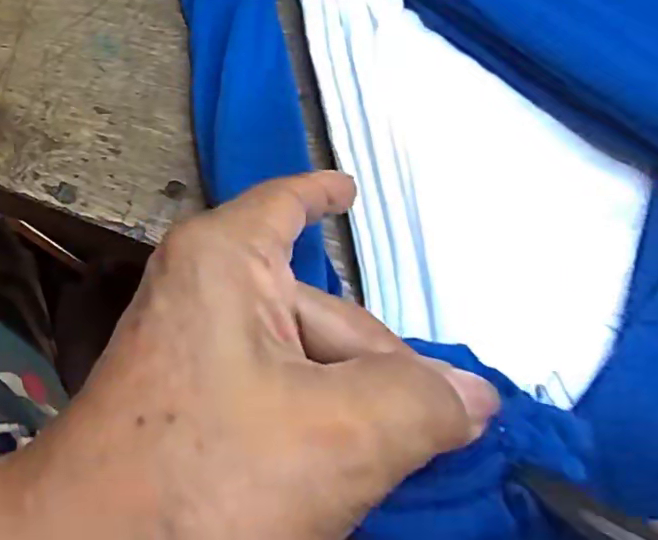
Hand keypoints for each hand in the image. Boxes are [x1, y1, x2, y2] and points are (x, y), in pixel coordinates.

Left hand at [0, 170, 499, 539]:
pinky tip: (344, 468)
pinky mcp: (185, 389)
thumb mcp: (335, 434)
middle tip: (440, 425)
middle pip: (315, 306)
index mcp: (224, 257)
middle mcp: (202, 283)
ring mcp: (191, 338)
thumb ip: (416, 403)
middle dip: (377, 364)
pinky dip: (312, 419)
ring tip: (390, 463)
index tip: (350, 188)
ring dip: (349, 405)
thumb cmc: (208, 467)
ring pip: (298, 357)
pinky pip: (268, 386)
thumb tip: (472, 391)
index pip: (284, 203)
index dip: (322, 192)